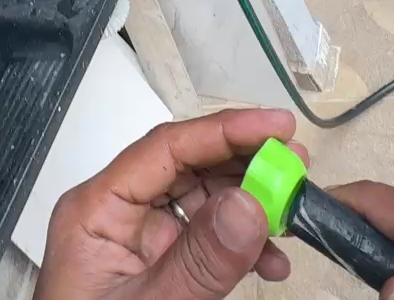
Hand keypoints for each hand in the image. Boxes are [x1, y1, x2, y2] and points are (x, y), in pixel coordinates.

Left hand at [36, 108, 302, 299]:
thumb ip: (200, 260)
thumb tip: (253, 202)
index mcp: (97, 208)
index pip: (165, 148)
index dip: (224, 130)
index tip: (276, 126)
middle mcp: (115, 213)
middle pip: (184, 167)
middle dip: (242, 163)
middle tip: (295, 162)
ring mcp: (134, 241)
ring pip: (197, 199)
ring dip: (247, 204)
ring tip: (290, 211)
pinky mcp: (153, 268)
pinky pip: (199, 238)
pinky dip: (238, 244)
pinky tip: (271, 261)